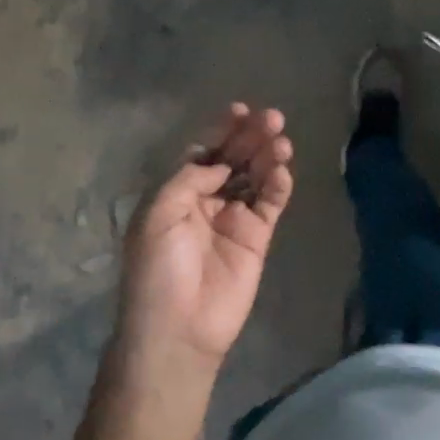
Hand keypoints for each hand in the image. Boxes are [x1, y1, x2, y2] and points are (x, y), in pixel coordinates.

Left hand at [116, 105, 293, 366]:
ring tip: (281, 140)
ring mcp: (232, 220)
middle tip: (272, 117)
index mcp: (176, 193)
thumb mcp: (157, 216)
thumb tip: (218, 162)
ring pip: (254, 177)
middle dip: (249, 137)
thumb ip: (188, 180)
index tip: (240, 110)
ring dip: (267, 156)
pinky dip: (278, 185)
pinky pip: (269, 204)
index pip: (202, 152)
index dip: (220, 130)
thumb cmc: (157, 270)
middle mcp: (205, 201)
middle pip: (232, 159)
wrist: (178, 329)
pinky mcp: (256, 239)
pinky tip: (283, 170)